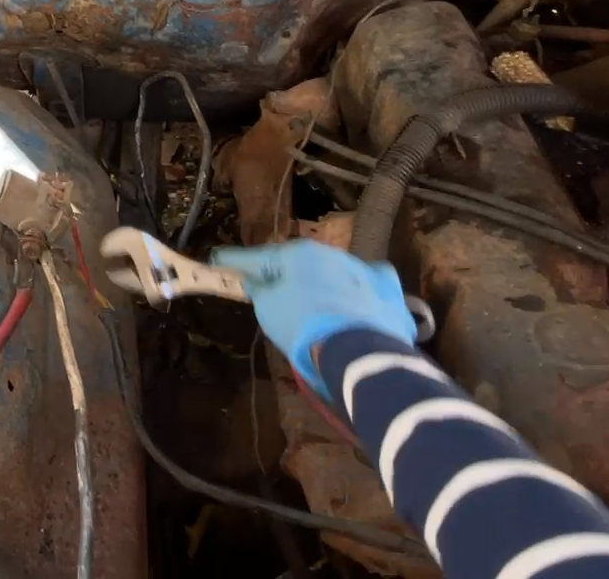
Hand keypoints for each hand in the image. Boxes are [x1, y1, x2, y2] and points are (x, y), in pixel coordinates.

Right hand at [211, 240, 415, 397]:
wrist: (359, 355)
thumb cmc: (302, 324)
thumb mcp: (266, 307)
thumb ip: (260, 289)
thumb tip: (258, 282)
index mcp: (299, 252)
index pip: (258, 256)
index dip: (234, 261)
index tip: (217, 260)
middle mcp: (332, 254)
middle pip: (299, 263)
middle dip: (284, 273)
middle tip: (269, 287)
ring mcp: (365, 272)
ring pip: (336, 272)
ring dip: (323, 282)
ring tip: (315, 300)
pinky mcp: (391, 295)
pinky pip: (371, 289)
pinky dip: (363, 293)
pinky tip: (359, 303)